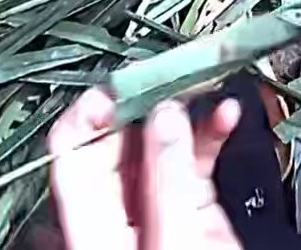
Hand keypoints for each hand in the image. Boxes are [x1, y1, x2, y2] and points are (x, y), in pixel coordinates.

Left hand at [46, 89, 244, 249]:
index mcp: (91, 231)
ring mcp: (153, 210)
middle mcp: (116, 214)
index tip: (133, 74)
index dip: (98, 105)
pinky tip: (228, 116)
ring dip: (189, 108)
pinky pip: (193, 156)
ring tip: (214, 89)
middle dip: (152, 96)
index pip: (73, 149)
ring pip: (161, 140)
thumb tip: (165, 114)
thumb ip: (167, 181)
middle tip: (183, 69)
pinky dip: (212, 130)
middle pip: (120, 137)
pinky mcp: (187, 209)